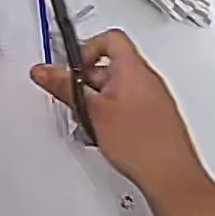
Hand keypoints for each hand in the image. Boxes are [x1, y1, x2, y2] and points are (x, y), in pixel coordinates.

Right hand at [30, 29, 214, 215]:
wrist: (170, 176)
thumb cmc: (142, 145)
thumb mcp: (92, 111)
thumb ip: (65, 86)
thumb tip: (44, 71)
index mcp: (133, 69)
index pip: (109, 38)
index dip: (87, 49)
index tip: (74, 68)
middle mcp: (147, 79)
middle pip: (109, 65)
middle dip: (87, 81)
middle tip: (75, 98)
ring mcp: (153, 98)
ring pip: (116, 87)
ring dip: (97, 100)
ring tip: (90, 121)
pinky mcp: (155, 116)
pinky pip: (127, 103)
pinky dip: (111, 113)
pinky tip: (103, 133)